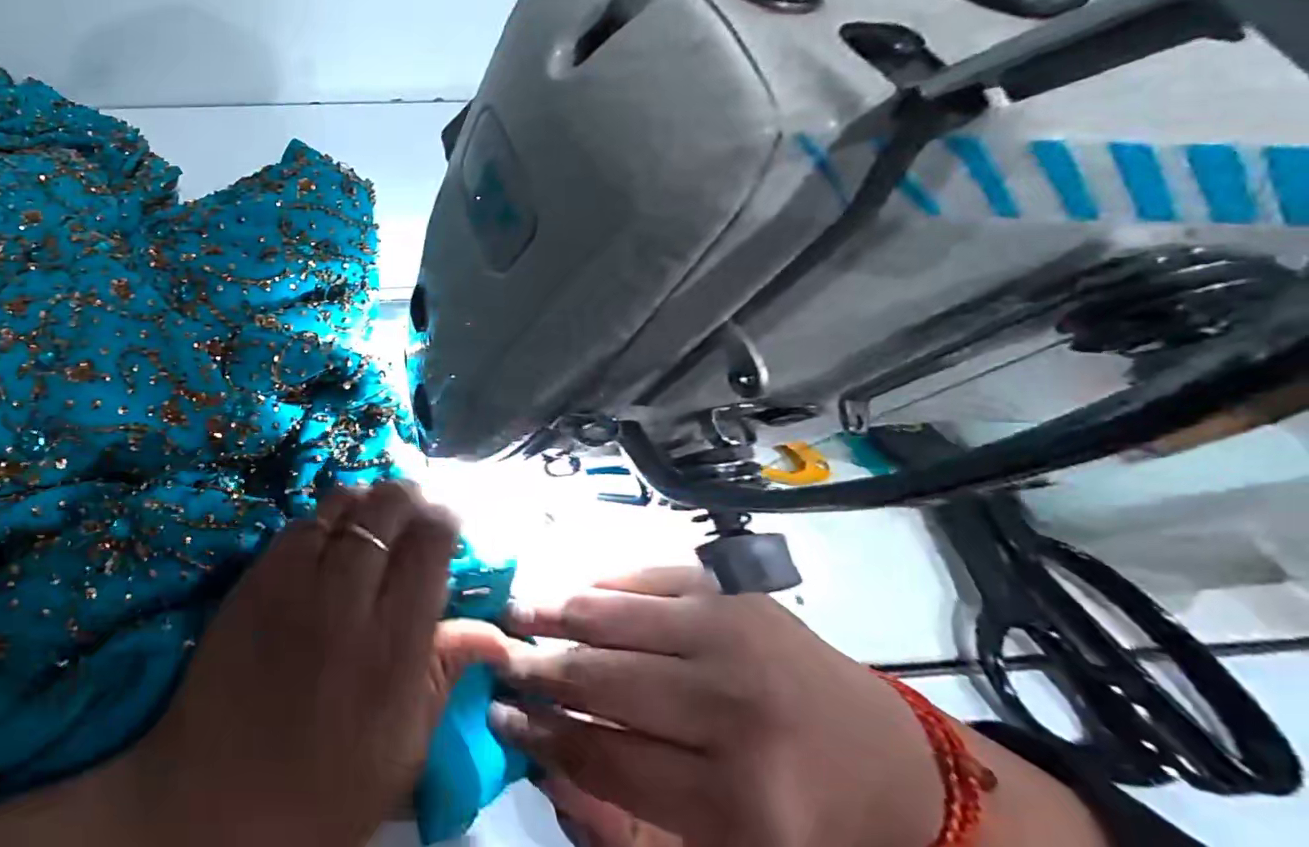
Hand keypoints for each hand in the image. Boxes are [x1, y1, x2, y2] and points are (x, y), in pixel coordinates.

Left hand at [136, 479, 498, 846]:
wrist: (218, 798)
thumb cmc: (326, 788)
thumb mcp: (405, 749)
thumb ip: (446, 675)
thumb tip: (495, 635)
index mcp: (394, 648)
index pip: (429, 548)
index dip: (444, 520)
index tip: (448, 522)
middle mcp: (346, 601)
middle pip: (386, 511)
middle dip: (408, 496)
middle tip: (415, 507)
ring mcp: (294, 584)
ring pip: (339, 505)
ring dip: (365, 500)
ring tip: (374, 512)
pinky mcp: (254, 580)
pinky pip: (297, 525)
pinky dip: (322, 518)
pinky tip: (328, 533)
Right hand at [483, 567, 943, 846]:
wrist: (899, 768)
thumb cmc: (803, 819)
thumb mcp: (722, 846)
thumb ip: (624, 813)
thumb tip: (539, 758)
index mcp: (738, 800)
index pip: (604, 754)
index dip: (541, 734)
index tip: (500, 715)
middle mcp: (733, 709)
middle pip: (599, 679)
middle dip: (535, 670)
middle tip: (497, 661)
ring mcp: (733, 635)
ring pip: (609, 616)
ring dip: (551, 613)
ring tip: (515, 613)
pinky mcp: (735, 592)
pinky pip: (642, 577)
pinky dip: (598, 586)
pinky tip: (572, 595)